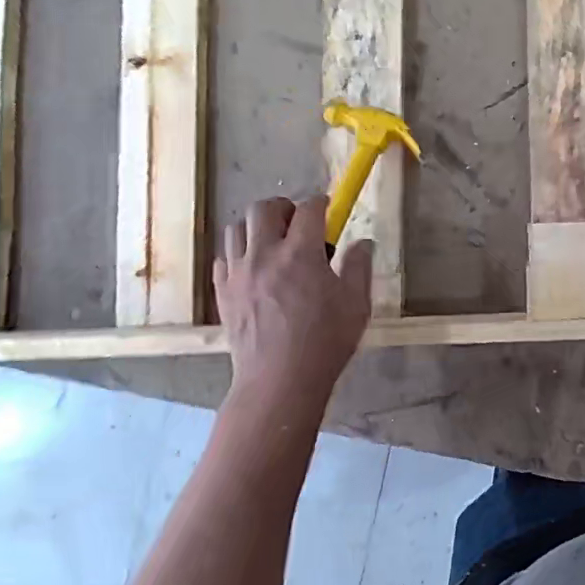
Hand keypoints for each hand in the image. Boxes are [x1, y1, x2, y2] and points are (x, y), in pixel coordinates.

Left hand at [213, 196, 373, 399]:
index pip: (309, 208)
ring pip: (237, 228)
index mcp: (301, 253)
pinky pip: (224, 258)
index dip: (321, 204)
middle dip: (284, 208)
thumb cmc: (325, 343)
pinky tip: (255, 271)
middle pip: (264, 207)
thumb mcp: (356, 305)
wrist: (279, 380)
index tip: (328, 210)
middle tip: (298, 225)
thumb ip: (359, 268)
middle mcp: (264, 254)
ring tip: (273, 245)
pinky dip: (239, 255)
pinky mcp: (222, 292)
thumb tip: (363, 243)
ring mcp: (238, 273)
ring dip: (257, 229)